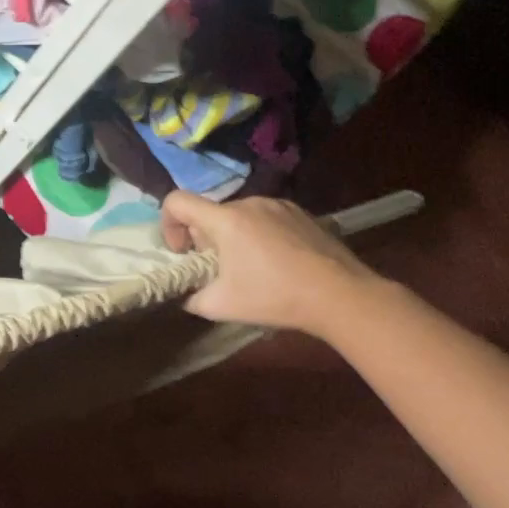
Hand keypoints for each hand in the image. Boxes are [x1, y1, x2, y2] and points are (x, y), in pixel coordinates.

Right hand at [160, 192, 384, 336]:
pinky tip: (274, 262)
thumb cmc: (273, 297)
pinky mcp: (303, 214)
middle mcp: (251, 203)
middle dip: (204, 239)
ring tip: (247, 267)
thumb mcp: (217, 306)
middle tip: (217, 270)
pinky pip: (265, 219)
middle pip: (210, 213)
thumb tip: (189, 293)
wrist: (340, 295)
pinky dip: (258, 236)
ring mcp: (281, 205)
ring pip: (238, 216)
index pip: (177, 201)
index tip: (182, 252)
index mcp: (226, 220)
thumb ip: (191, 296)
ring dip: (231, 238)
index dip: (168, 224)